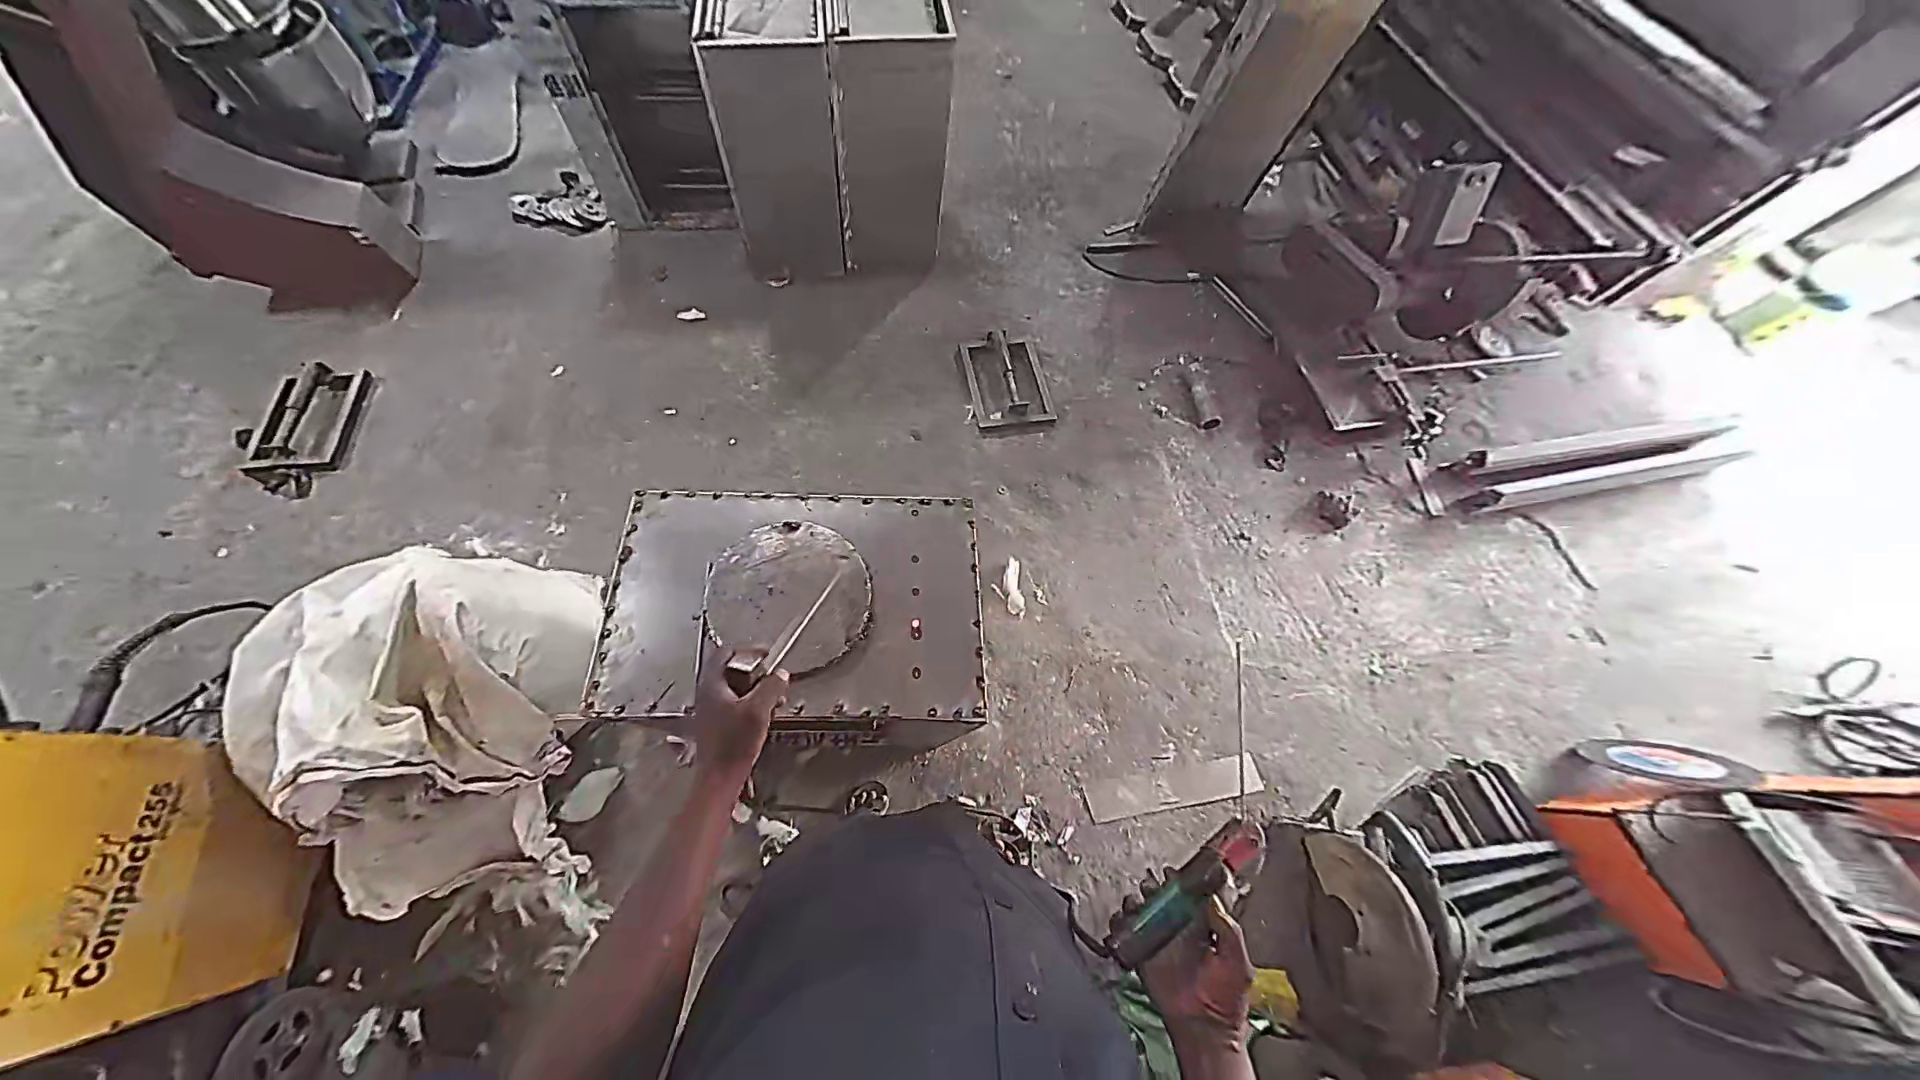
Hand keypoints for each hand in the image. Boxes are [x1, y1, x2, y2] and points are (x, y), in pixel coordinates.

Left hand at [693, 649, 787, 775]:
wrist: (721, 778)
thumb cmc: (734, 744)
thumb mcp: (759, 709)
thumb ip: (771, 687)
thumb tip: (780, 674)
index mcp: (711, 686)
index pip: (726, 653)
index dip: (749, 650)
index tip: (767, 654)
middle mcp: (706, 695)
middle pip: (732, 670)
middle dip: (756, 673)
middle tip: (772, 678)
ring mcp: (710, 710)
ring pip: (735, 688)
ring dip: (755, 689)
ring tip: (772, 698)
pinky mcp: (716, 724)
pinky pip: (735, 704)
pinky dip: (751, 703)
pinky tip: (763, 715)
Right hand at [1130, 882, 1253, 1043]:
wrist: (1205, 1031)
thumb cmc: (1226, 999)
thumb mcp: (1238, 963)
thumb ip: (1228, 931)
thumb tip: (1212, 901)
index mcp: (1201, 927)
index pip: (1187, 896)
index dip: (1179, 881)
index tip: (1171, 873)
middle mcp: (1178, 929)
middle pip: (1160, 898)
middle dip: (1152, 887)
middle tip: (1150, 886)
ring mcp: (1159, 941)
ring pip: (1141, 910)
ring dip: (1135, 901)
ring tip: (1136, 902)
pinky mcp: (1143, 955)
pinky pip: (1126, 933)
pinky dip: (1120, 922)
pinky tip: (1123, 920)